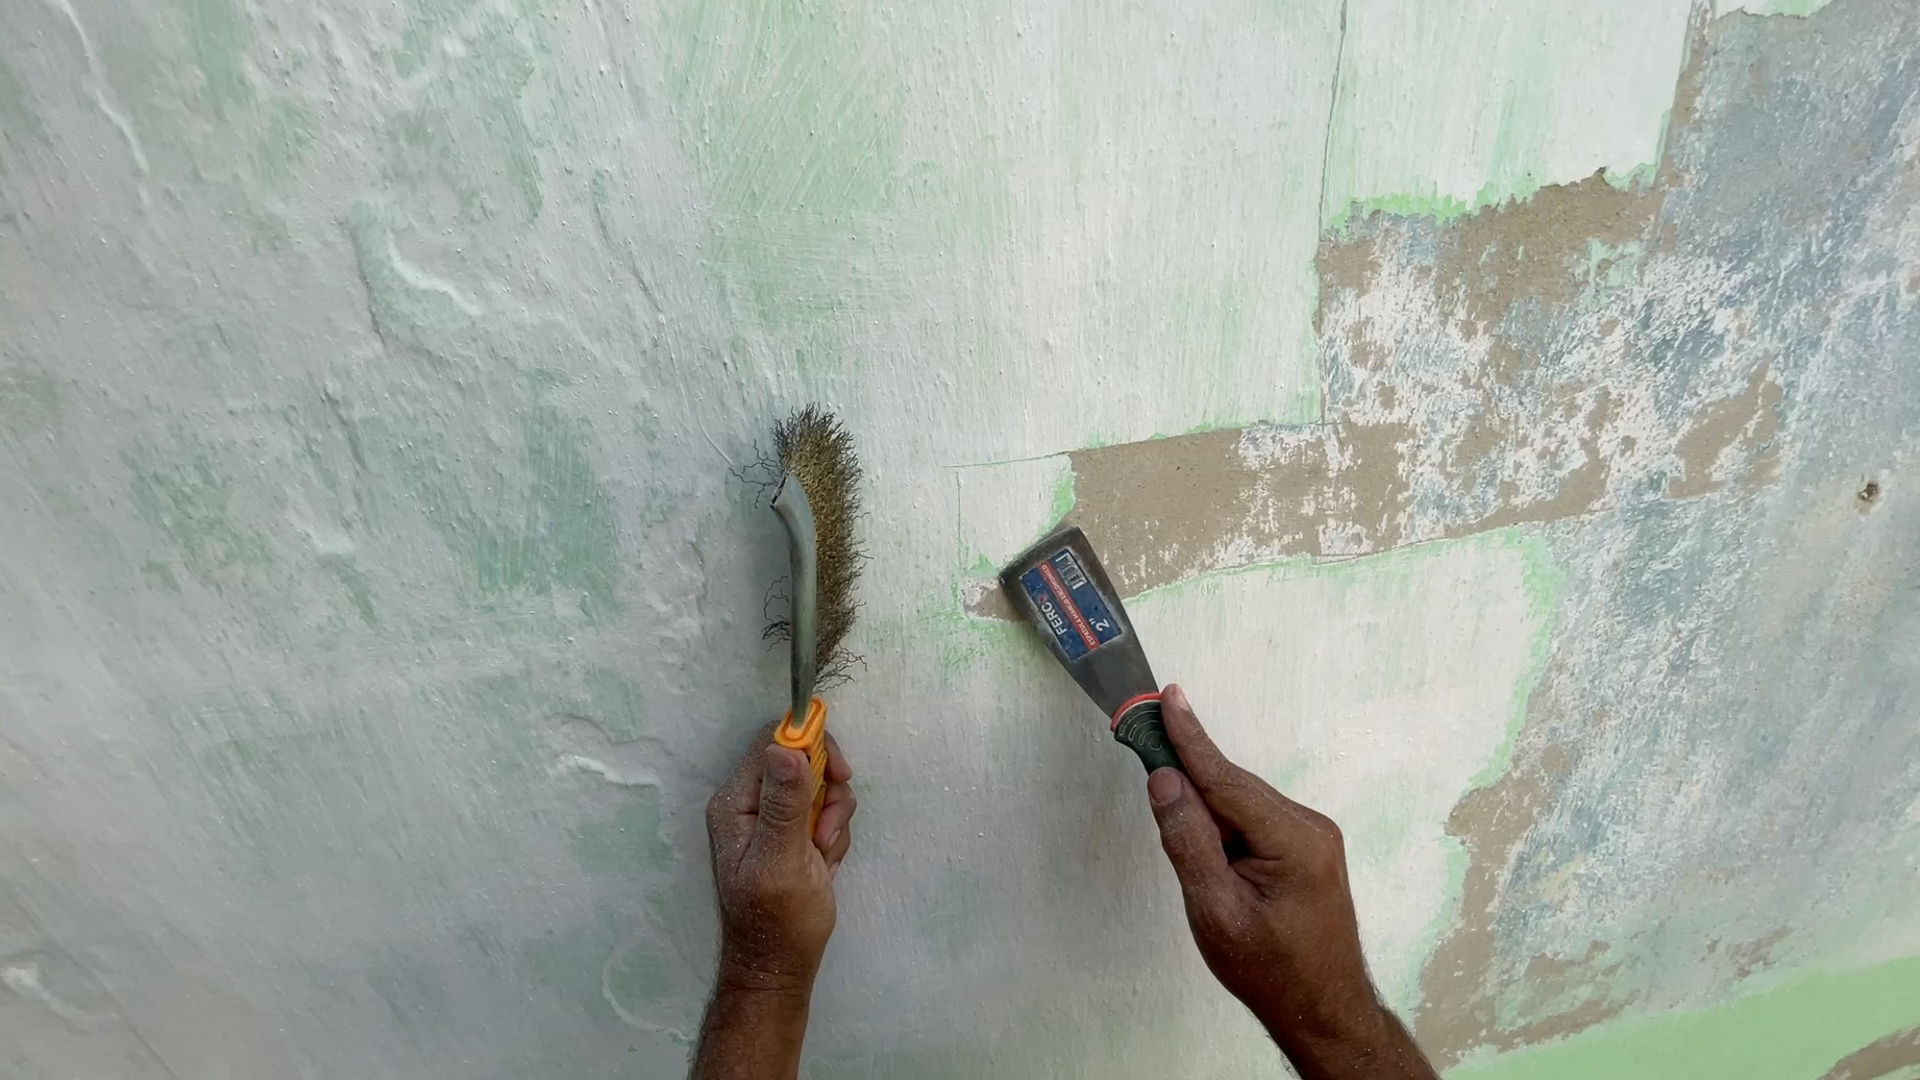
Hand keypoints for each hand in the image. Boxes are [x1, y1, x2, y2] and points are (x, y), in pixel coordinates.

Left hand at [704, 722, 856, 991]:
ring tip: (824, 852)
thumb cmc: (778, 920)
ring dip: (834, 814)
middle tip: (830, 828)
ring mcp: (772, 814)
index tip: (840, 774)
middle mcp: (750, 801)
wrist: (782, 965)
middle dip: (827, 789)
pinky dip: (835, 829)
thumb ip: (785, 804)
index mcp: (736, 802)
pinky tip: (824, 860)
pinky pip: (825, 806)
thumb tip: (784, 746)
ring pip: (819, 782)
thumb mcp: (782, 860)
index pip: (773, 743)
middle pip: (801, 757)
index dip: (810, 747)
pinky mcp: (793, 828)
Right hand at [1145, 685, 1435, 1079]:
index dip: (1189, 737)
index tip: (1167, 695)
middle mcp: (1308, 824)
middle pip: (1231, 785)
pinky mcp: (1305, 844)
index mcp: (1292, 840)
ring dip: (1203, 802)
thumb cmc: (1268, 970)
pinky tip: (1208, 846)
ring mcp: (1311, 833)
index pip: (1225, 778)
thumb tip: (1164, 778)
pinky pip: (1249, 814)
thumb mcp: (1215, 911)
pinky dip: (1220, 818)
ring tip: (1178, 829)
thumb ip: (1188, 840)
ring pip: (1238, 799)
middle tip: (1143, 745)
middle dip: (1186, 772)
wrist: (1324, 1014)